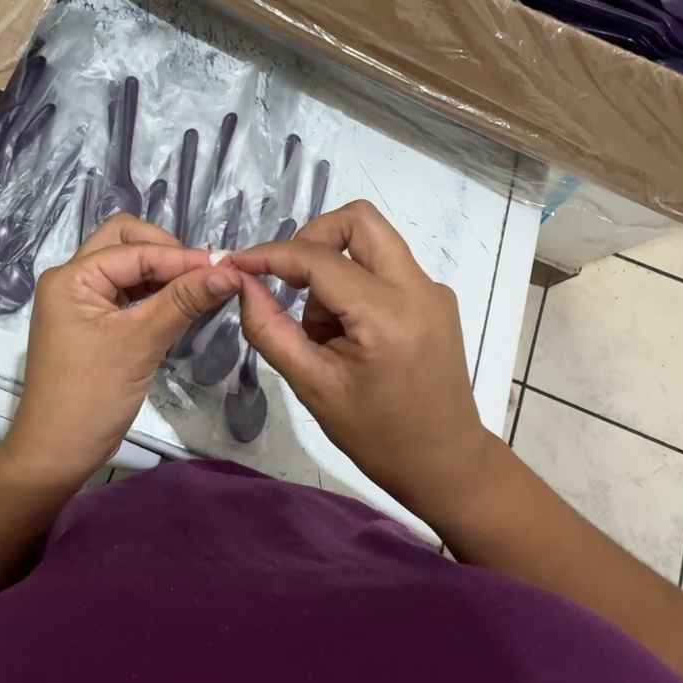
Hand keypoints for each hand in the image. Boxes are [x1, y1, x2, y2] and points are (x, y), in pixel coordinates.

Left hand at [5, 214, 243, 485]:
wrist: (57, 453)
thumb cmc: (90, 396)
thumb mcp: (139, 344)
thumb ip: (183, 302)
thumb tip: (228, 270)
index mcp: (71, 278)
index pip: (134, 250)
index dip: (181, 257)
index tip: (227, 266)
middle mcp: (72, 280)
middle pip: (125, 243)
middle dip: (167, 252)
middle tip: (205, 273)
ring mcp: (82, 302)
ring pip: (128, 268)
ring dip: (164, 273)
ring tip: (203, 287)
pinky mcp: (94, 323)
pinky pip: (128, 294)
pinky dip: (156, 294)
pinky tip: (184, 305)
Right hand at [228, 200, 486, 500]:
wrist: (445, 463)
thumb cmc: (376, 435)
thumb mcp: (311, 386)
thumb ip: (270, 329)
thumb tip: (242, 282)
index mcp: (387, 317)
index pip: (319, 259)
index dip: (271, 255)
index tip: (238, 264)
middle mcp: (418, 290)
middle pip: (358, 219)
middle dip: (312, 238)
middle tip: (288, 279)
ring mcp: (432, 290)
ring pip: (370, 239)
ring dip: (333, 265)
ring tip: (324, 329)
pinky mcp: (434, 297)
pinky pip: (383, 264)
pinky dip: (353, 282)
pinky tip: (347, 332)